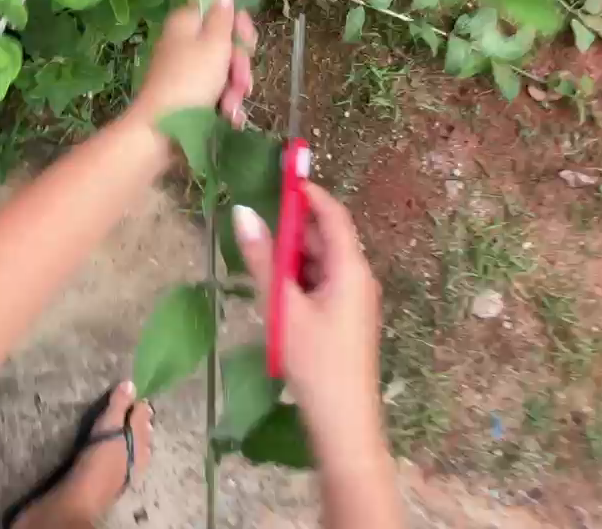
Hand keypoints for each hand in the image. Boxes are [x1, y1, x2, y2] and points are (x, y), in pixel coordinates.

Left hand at [127, 0, 255, 126]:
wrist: (163, 131)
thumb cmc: (190, 81)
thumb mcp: (214, 43)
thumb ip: (223, 15)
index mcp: (187, 23)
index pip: (219, 11)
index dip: (238, 26)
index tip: (247, 41)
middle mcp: (185, 43)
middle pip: (225, 44)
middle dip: (239, 65)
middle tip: (239, 79)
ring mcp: (186, 71)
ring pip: (225, 71)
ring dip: (235, 88)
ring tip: (229, 105)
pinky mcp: (189, 96)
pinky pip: (216, 92)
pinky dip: (225, 104)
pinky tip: (228, 117)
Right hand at [232, 184, 386, 464]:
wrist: (344, 425)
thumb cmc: (315, 362)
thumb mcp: (282, 306)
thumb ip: (262, 258)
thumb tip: (243, 212)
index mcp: (351, 268)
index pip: (332, 214)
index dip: (308, 192)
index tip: (281, 175)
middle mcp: (358, 277)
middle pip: (326, 237)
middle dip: (293, 226)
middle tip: (257, 220)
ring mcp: (354, 299)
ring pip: (320, 261)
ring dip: (292, 256)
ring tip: (259, 258)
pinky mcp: (346, 318)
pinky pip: (322, 282)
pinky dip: (299, 278)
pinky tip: (275, 291)